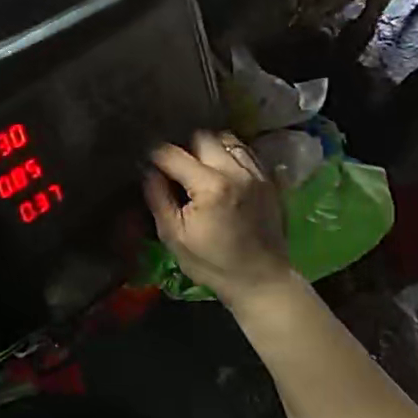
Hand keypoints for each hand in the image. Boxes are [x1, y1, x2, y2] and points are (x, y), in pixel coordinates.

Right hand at [144, 130, 295, 299]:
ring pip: (228, 140)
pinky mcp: (270, 180)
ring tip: (200, 167)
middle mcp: (236, 171)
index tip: (147, 163)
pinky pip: (247, 153)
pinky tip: (222, 173)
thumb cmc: (211, 263)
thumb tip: (149, 172)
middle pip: (203, 138)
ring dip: (210, 148)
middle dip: (184, 148)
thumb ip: (158, 198)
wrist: (260, 279)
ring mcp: (257, 173)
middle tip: (175, 168)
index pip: (173, 154)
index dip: (156, 156)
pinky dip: (231, 156)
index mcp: (210, 186)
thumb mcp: (173, 236)